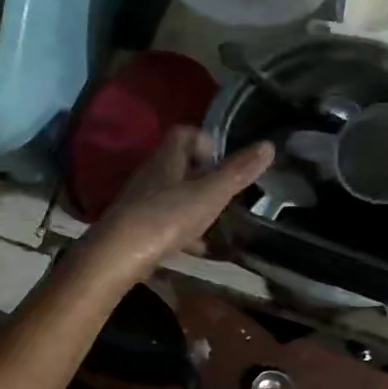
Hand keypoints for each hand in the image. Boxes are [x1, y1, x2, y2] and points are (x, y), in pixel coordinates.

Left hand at [71, 128, 274, 288]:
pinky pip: (162, 222)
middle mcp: (149, 175)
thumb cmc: (167, 217)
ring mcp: (139, 202)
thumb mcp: (210, 194)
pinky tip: (196, 249)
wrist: (119, 254)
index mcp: (166, 159)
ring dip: (192, 205)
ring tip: (214, 222)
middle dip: (202, 176)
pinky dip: (181, 232)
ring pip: (170, 196)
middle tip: (224, 192)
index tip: (222, 159)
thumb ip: (237, 172)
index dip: (204, 140)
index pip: (183, 133)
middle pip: (177, 166)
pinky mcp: (134, 227)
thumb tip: (268, 145)